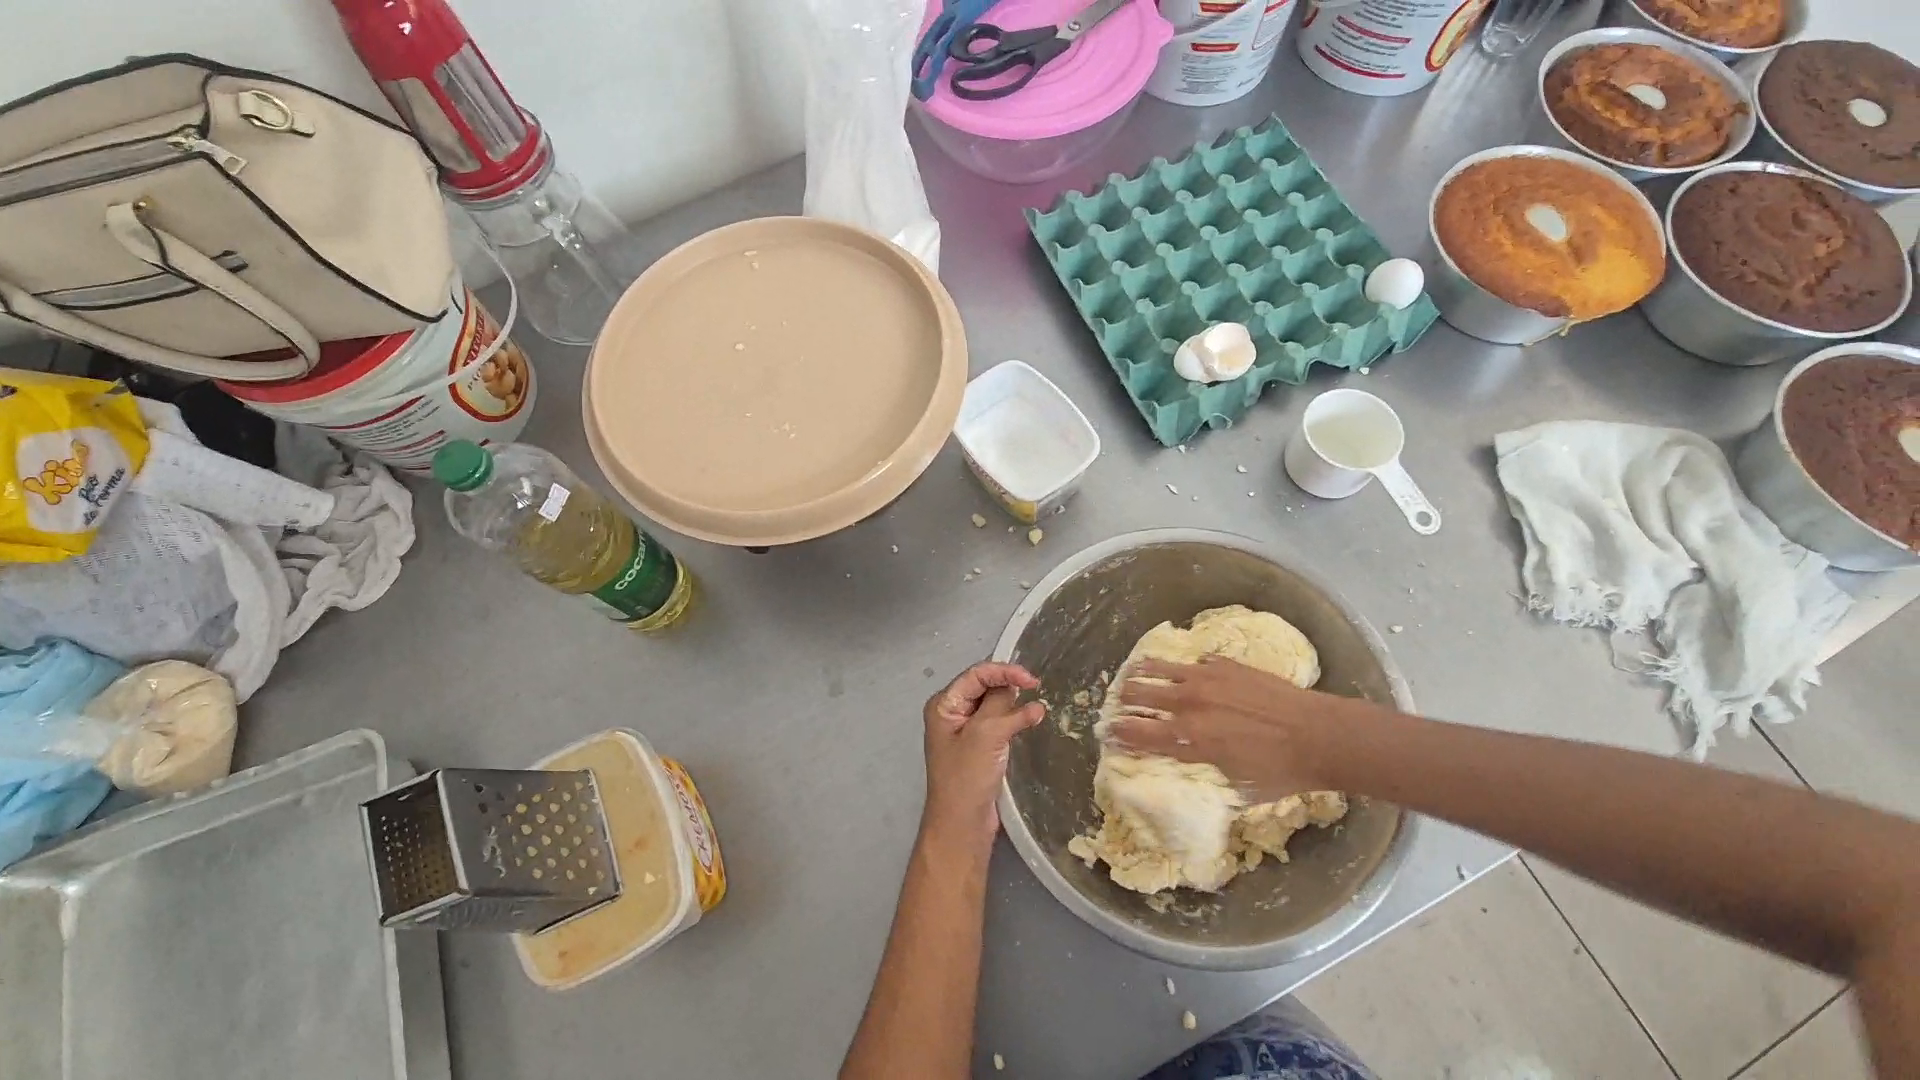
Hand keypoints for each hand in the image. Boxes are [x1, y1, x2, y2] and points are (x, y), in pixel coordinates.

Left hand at [922, 662, 1045, 848]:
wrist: (962, 825)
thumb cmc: (967, 778)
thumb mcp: (985, 735)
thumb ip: (1005, 709)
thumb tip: (1031, 700)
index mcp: (944, 705)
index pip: (976, 675)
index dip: (1004, 671)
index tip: (1032, 680)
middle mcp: (952, 713)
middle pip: (984, 686)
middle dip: (1009, 684)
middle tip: (1036, 689)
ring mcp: (966, 731)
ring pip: (994, 705)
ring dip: (1013, 702)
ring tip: (1035, 703)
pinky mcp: (980, 747)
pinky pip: (998, 723)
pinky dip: (1014, 718)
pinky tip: (1032, 718)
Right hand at [1109, 656, 1356, 800]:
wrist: (1320, 735)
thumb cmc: (1281, 772)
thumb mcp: (1238, 789)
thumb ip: (1207, 777)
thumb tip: (1191, 772)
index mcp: (1189, 739)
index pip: (1137, 734)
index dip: (1118, 734)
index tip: (1108, 734)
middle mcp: (1190, 705)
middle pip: (1138, 694)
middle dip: (1123, 701)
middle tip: (1119, 705)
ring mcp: (1207, 679)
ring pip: (1158, 668)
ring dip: (1141, 673)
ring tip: (1133, 674)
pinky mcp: (1226, 665)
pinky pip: (1194, 661)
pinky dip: (1184, 667)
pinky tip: (1187, 670)